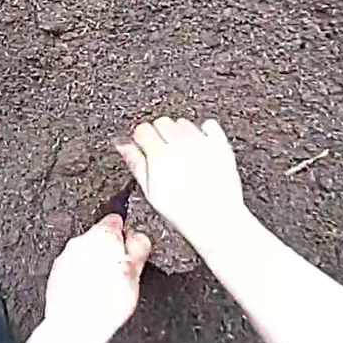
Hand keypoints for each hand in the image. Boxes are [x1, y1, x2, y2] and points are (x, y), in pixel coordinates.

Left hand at [39, 216, 150, 342]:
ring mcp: (66, 257)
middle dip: (108, 251)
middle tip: (118, 274)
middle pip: (99, 238)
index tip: (128, 247)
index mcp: (103, 235)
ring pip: (84, 254)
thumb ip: (139, 248)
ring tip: (102, 288)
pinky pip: (72, 269)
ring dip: (93, 264)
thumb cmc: (107, 302)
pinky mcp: (56, 273)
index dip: (124, 235)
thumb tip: (139, 238)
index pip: (116, 221)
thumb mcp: (135, 274)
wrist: (76, 327)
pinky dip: (79, 277)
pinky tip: (88, 293)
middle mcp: (81, 241)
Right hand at [114, 117, 249, 243]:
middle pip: (162, 122)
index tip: (144, 146)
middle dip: (158, 133)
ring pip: (183, 123)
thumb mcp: (151, 192)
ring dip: (179, 133)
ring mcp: (202, 143)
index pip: (143, 129)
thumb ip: (136, 163)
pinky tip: (199, 146)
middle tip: (161, 152)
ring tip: (181, 154)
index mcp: (161, 155)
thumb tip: (123, 145)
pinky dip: (203, 131)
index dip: (141, 138)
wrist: (217, 220)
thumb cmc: (183, 212)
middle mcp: (181, 145)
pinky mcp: (220, 145)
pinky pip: (209, 125)